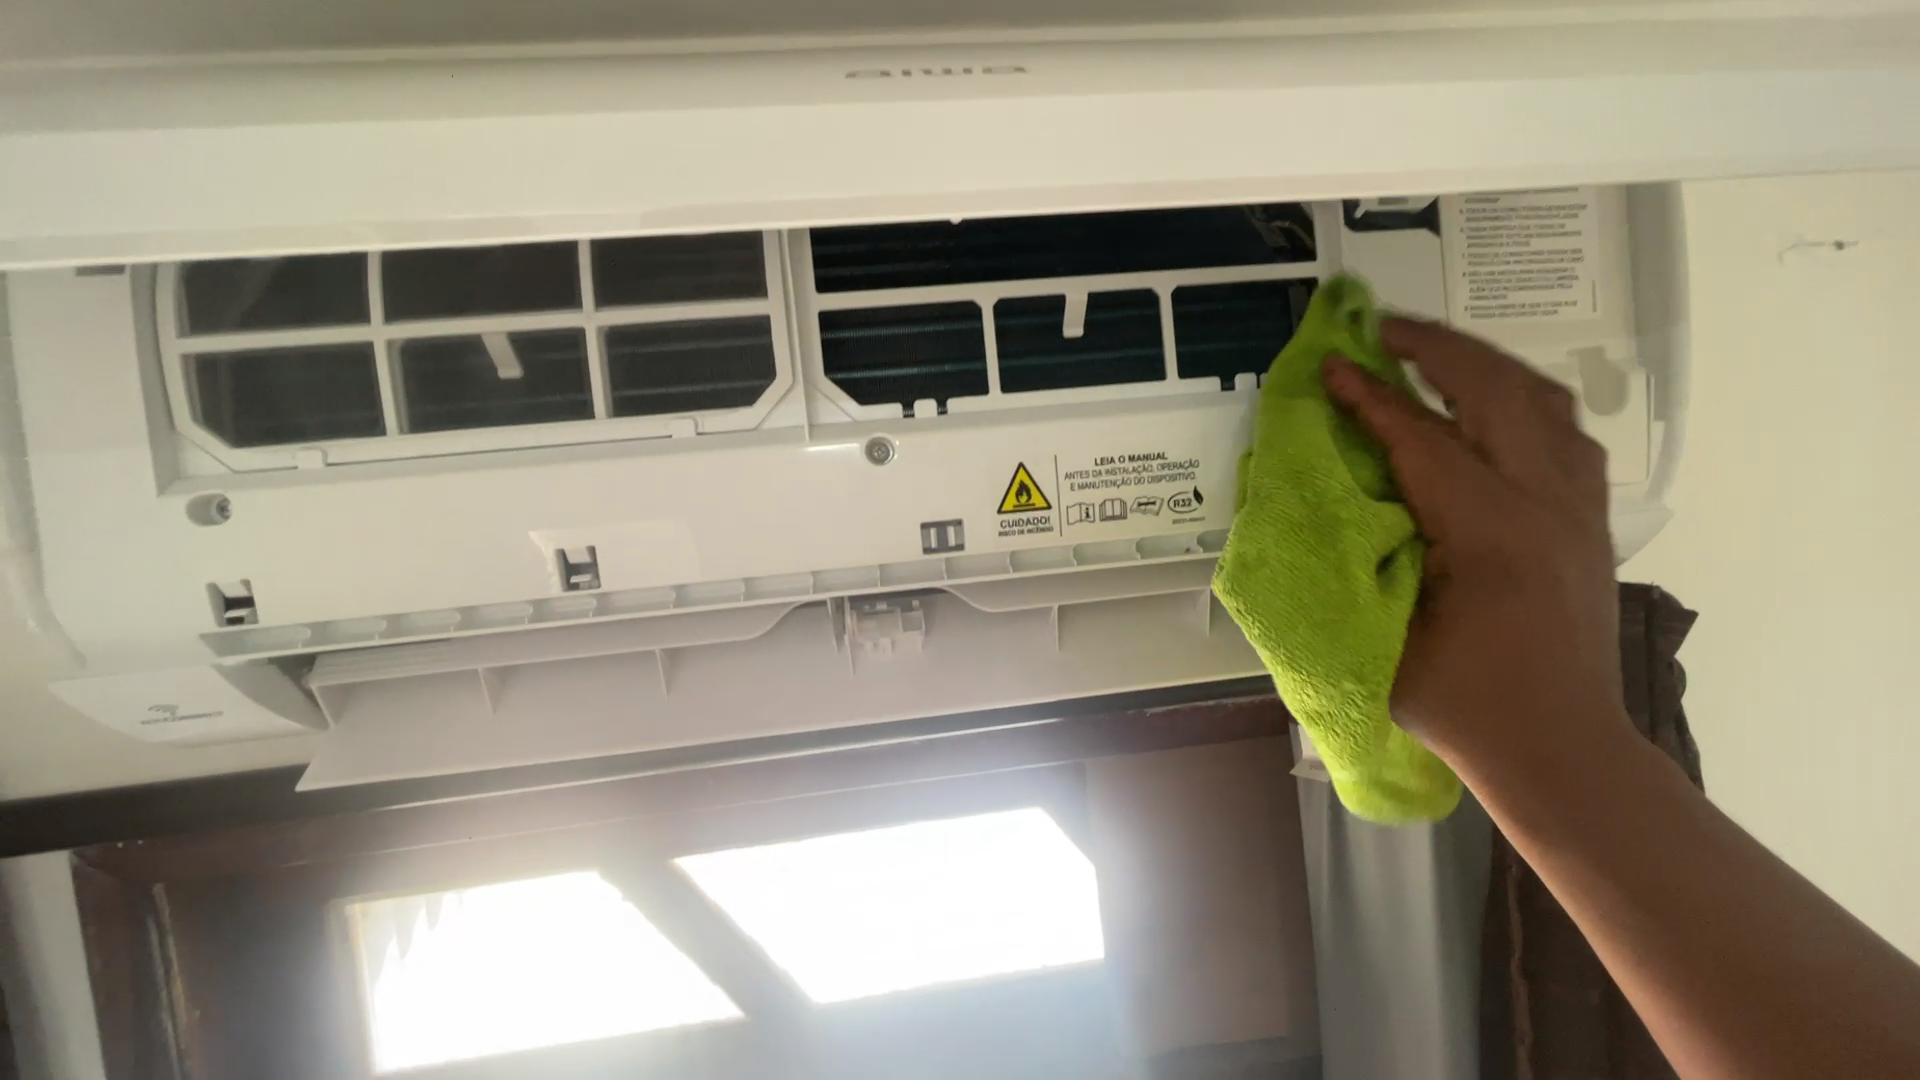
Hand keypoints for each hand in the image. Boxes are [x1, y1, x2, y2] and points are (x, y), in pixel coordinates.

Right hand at [1322, 317, 1630, 774]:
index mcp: (1491, 535)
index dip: (1370, 399)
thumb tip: (1318, 501)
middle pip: (1497, 393)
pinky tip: (1483, 408)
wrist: (1558, 747)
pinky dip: (1517, 400)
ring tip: (1429, 355)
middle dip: (1434, 350)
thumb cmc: (1462, 705)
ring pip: (1541, 401)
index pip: (1422, 440)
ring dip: (1481, 366)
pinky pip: (1561, 431)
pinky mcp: (1590, 521)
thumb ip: (1355, 561)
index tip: (1330, 366)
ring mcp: (1579, 510)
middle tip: (1381, 330)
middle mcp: (1547, 506)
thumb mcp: (1386, 635)